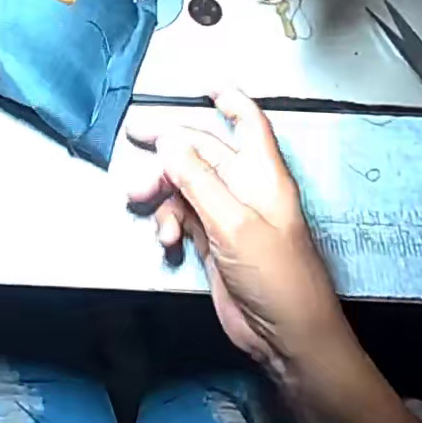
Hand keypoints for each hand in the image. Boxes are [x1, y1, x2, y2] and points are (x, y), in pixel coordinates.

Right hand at [123, 89, 354, 377]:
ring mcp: (227, 214)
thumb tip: (169, 141)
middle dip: (169, 147)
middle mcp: (245, 189)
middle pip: (202, 152)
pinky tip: (168, 238)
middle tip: (135, 136)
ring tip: (140, 200)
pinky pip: (181, 215)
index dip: (231, 100)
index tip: (206, 85)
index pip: (249, 125)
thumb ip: (198, 179)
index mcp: (262, 176)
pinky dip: (168, 222)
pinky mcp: (213, 239)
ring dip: (161, 191)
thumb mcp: (234, 223)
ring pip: (185, 184)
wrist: (286, 337)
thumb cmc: (277, 277)